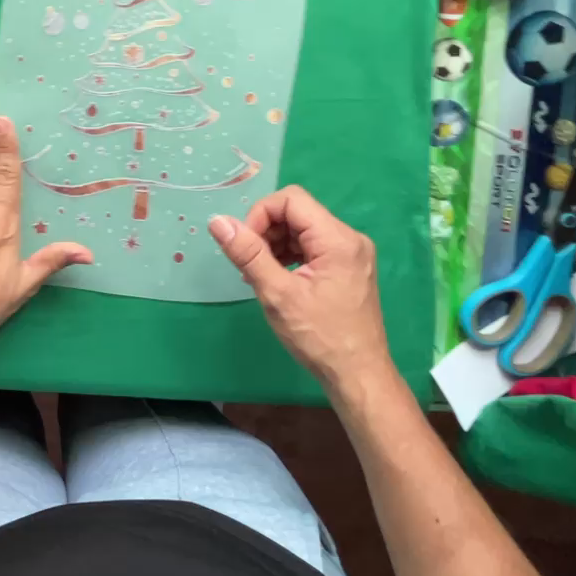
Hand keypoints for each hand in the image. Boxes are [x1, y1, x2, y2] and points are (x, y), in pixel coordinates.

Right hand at [208, 186, 390, 388]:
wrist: (357, 376)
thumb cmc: (318, 336)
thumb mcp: (276, 293)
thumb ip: (248, 253)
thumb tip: (218, 221)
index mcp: (337, 239)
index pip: (290, 200)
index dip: (260, 215)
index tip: (245, 246)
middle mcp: (349, 238)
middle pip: (296, 212)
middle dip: (266, 231)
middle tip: (249, 264)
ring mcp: (350, 253)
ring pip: (301, 229)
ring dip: (274, 244)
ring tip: (259, 275)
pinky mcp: (346, 267)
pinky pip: (311, 246)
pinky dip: (288, 255)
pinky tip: (276, 279)